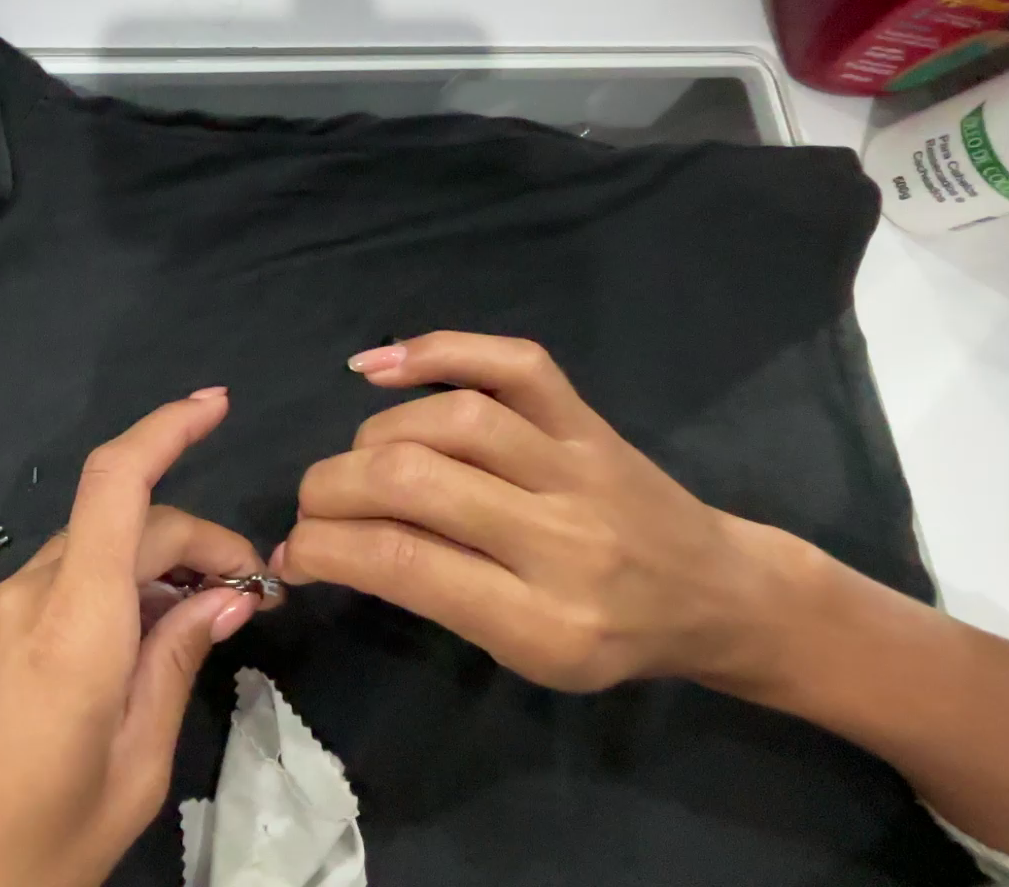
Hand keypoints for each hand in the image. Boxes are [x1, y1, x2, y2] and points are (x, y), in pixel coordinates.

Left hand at [0, 389, 272, 886]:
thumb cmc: (26, 852)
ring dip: (156, 560)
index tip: (218, 406)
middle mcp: (31, 593)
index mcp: (76, 624)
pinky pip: (63, 578)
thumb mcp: (131, 772)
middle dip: (197, 539)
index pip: (118, 484)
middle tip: (247, 597)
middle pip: (125, 520)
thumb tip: (226, 599)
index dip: (167, 429)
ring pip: (94, 545)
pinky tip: (142, 635)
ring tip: (202, 617)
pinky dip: (115, 583)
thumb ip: (175, 668)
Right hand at [275, 332, 807, 693]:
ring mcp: (578, 464)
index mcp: (543, 623)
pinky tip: (379, 367)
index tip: (290, 553)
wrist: (718, 594)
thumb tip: (324, 547)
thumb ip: (429, 596)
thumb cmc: (609, 641)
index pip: (400, 563)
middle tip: (311, 506)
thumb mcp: (521, 658)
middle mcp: (563, 538)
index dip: (321, 548)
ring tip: (359, 462)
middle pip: (414, 480)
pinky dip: (436, 350)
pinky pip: (512, 362)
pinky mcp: (587, 417)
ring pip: (453, 420)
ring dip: (375, 436)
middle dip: (331, 487)